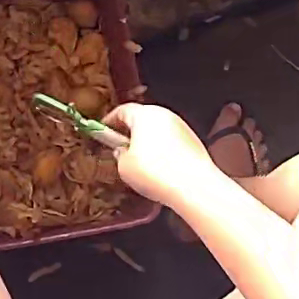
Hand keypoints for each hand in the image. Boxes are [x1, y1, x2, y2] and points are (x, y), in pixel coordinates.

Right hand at [104, 103, 225, 206]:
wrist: (195, 188)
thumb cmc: (157, 173)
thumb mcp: (124, 166)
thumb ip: (119, 154)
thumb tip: (122, 151)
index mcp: (144, 115)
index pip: (122, 110)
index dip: (110, 121)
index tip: (103, 129)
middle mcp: (164, 115)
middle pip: (141, 118)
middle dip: (130, 131)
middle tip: (121, 147)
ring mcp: (181, 127)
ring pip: (158, 129)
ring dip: (148, 141)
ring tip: (141, 162)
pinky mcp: (193, 141)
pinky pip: (171, 141)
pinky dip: (163, 150)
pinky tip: (160, 168)